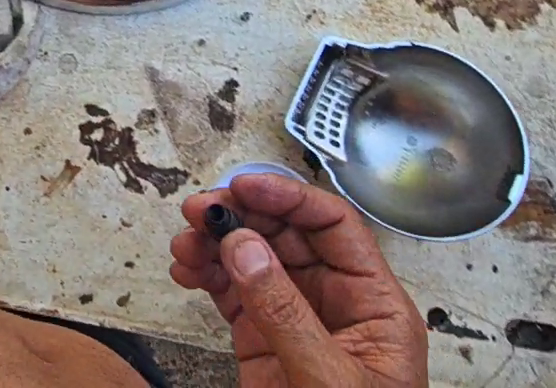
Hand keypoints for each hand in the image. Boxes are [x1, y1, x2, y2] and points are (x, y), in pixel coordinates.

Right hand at [169, 174, 426, 387]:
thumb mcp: (327, 383)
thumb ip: (285, 313)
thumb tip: (242, 244)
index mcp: (371, 305)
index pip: (333, 227)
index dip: (287, 197)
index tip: (242, 187)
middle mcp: (332, 302)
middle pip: (282, 233)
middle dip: (238, 215)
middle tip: (197, 211)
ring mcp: (292, 317)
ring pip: (249, 255)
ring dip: (213, 241)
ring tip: (183, 245)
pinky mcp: (260, 336)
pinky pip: (229, 287)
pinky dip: (204, 272)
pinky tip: (185, 270)